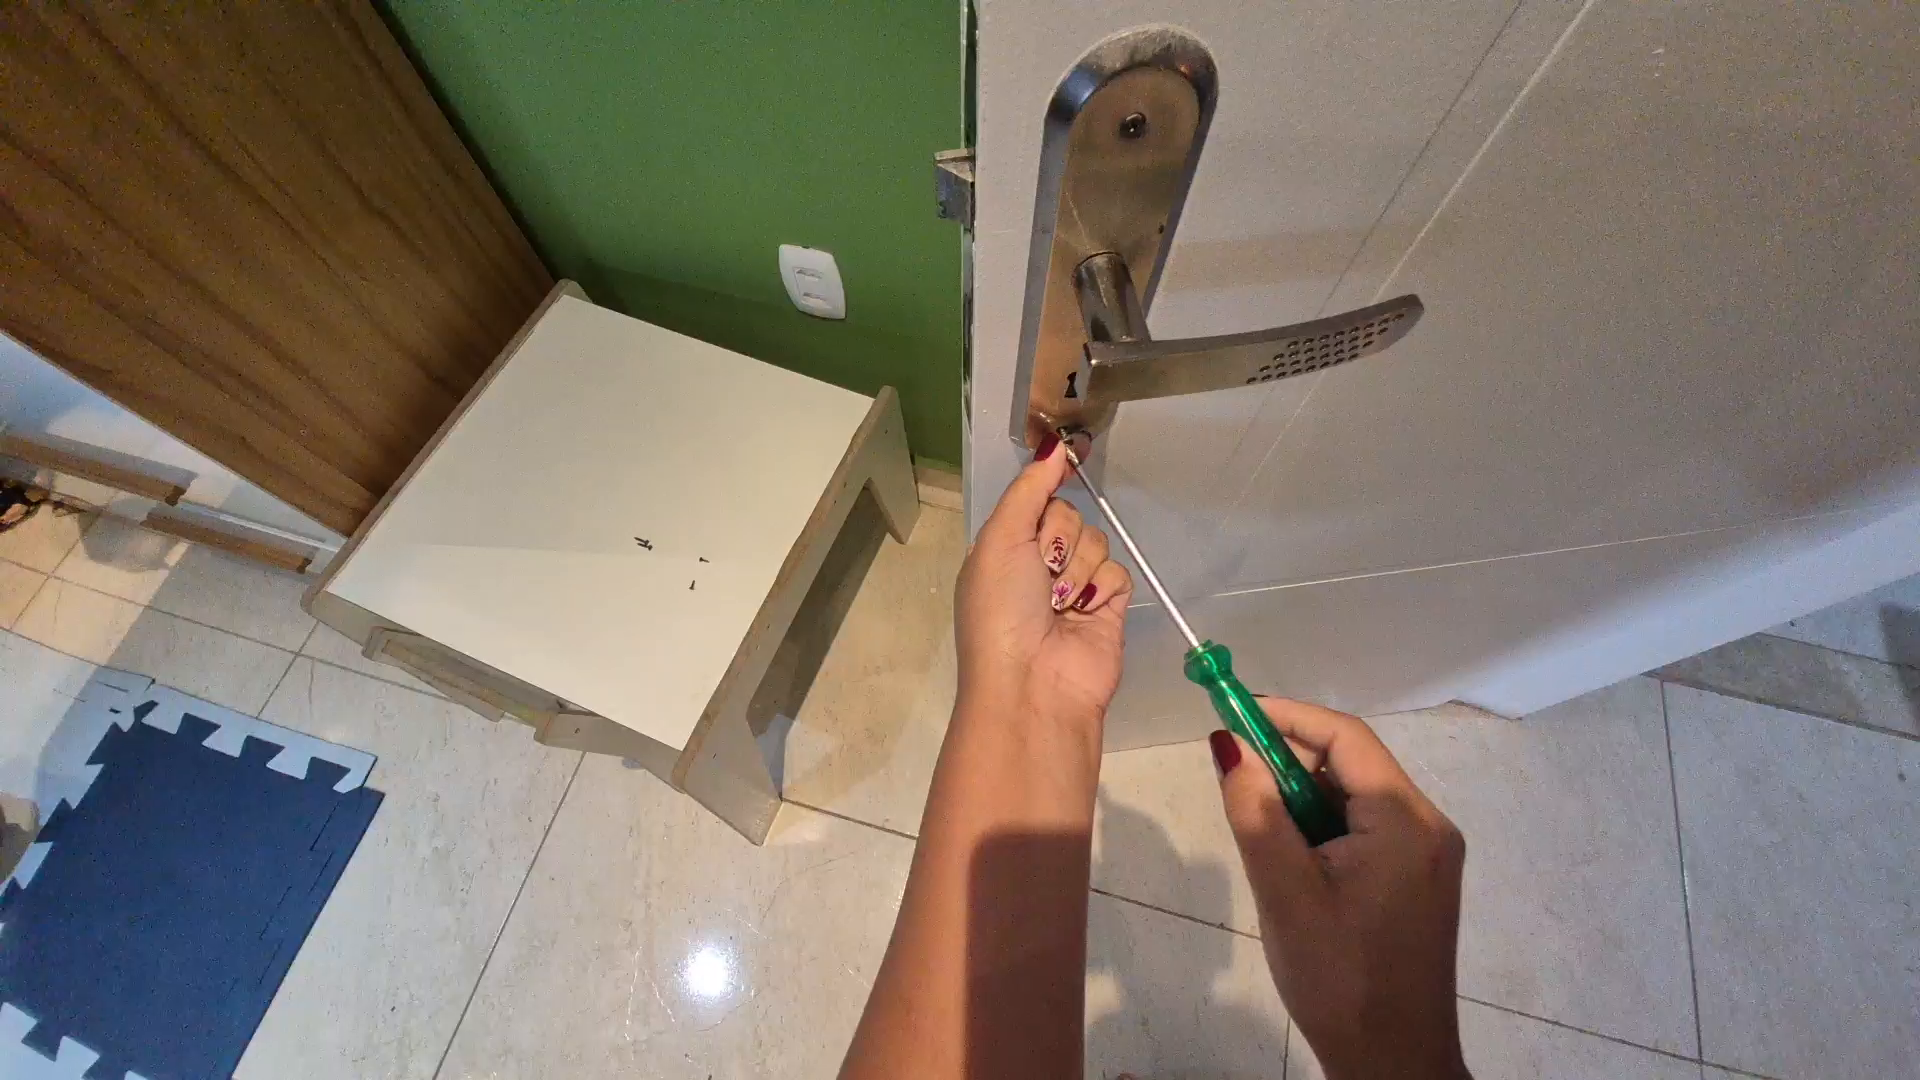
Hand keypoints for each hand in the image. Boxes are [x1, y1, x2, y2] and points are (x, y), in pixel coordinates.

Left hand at [954, 434, 1133, 727]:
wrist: (1033, 683)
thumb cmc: (1002, 608)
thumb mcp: (1000, 539)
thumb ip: (1028, 489)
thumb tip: (1054, 446)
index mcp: (1003, 547)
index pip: (1034, 497)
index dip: (1046, 486)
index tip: (1068, 456)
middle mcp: (1037, 563)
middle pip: (1068, 515)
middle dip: (1056, 539)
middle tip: (1041, 572)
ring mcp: (1074, 585)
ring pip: (1095, 540)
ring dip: (1075, 568)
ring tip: (1059, 603)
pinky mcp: (1107, 605)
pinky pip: (1117, 570)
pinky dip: (1100, 587)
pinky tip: (1083, 611)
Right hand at [1211, 699, 1470, 1079]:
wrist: (1392, 1067)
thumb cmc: (1337, 976)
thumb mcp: (1282, 888)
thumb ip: (1253, 807)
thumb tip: (1226, 742)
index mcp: (1405, 822)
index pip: (1344, 735)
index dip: (1286, 715)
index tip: (1230, 712)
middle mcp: (1425, 825)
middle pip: (1348, 760)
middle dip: (1286, 758)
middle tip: (1234, 775)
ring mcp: (1423, 852)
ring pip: (1348, 792)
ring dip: (1297, 794)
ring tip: (1259, 829)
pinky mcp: (1412, 875)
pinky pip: (1358, 822)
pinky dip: (1315, 821)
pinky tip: (1288, 853)